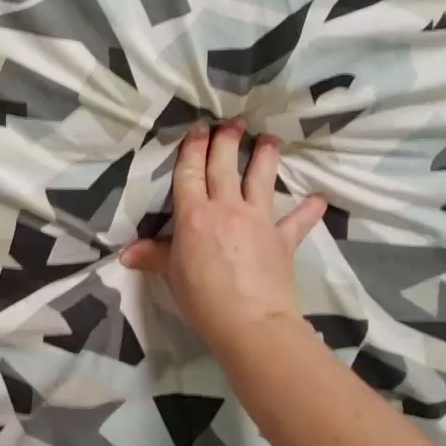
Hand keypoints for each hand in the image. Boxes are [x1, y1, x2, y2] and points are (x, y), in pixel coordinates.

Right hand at [122, 121, 326, 353]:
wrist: (252, 324)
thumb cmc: (202, 298)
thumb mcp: (171, 274)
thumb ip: (153, 256)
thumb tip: (126, 253)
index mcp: (194, 214)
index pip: (190, 171)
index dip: (194, 147)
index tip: (199, 127)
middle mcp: (226, 208)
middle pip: (224, 166)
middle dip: (227, 141)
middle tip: (232, 122)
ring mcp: (258, 221)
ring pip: (261, 180)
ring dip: (266, 158)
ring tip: (270, 139)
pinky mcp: (283, 241)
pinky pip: (297, 222)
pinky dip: (308, 210)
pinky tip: (319, 199)